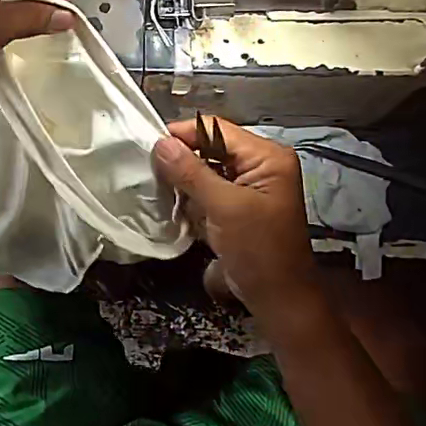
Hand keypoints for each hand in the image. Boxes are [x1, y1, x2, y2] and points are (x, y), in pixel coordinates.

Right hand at [152, 118, 317, 314]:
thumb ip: (191, 173)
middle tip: (148, 167)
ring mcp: (248, 185)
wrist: (277, 296)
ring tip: (157, 184)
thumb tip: (160, 143)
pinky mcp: (236, 204)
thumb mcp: (224, 207)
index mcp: (266, 156)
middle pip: (210, 146)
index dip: (182, 134)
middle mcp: (259, 164)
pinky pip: (207, 187)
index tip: (148, 145)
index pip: (216, 130)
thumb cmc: (258, 249)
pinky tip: (172, 202)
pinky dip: (189, 193)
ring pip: (205, 167)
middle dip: (181, 156)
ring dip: (182, 177)